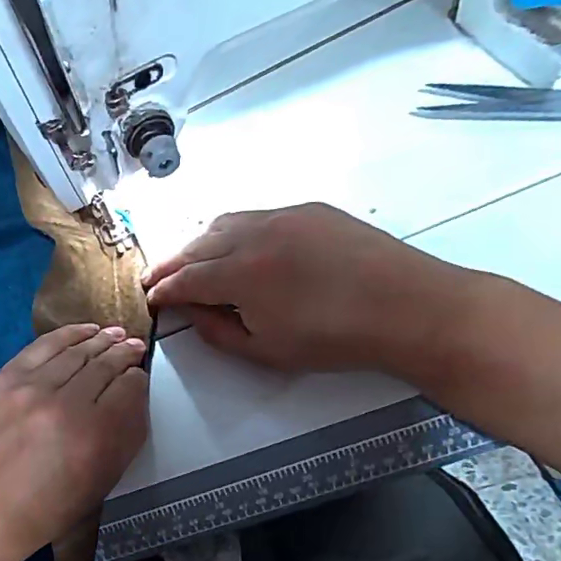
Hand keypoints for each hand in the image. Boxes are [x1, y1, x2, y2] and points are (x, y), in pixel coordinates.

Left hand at [0, 324, 149, 560]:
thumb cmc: (51, 505)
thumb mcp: (104, 477)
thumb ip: (126, 431)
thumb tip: (133, 391)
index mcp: (93, 435)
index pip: (130, 388)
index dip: (140, 378)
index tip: (141, 375)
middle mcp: (62, 404)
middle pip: (104, 364)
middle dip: (124, 353)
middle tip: (137, 347)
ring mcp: (29, 388)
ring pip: (75, 350)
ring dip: (100, 339)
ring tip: (116, 334)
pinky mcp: (5, 379)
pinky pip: (43, 346)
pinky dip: (67, 334)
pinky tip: (84, 331)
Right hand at [144, 203, 476, 375]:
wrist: (409, 307)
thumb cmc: (336, 339)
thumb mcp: (266, 351)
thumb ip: (218, 331)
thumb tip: (193, 313)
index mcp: (241, 273)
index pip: (186, 278)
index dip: (163, 290)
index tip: (150, 298)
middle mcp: (256, 234)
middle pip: (197, 245)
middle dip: (172, 263)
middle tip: (157, 277)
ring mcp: (285, 216)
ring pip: (224, 223)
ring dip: (199, 242)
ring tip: (190, 259)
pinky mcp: (310, 210)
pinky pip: (256, 215)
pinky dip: (233, 230)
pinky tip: (236, 245)